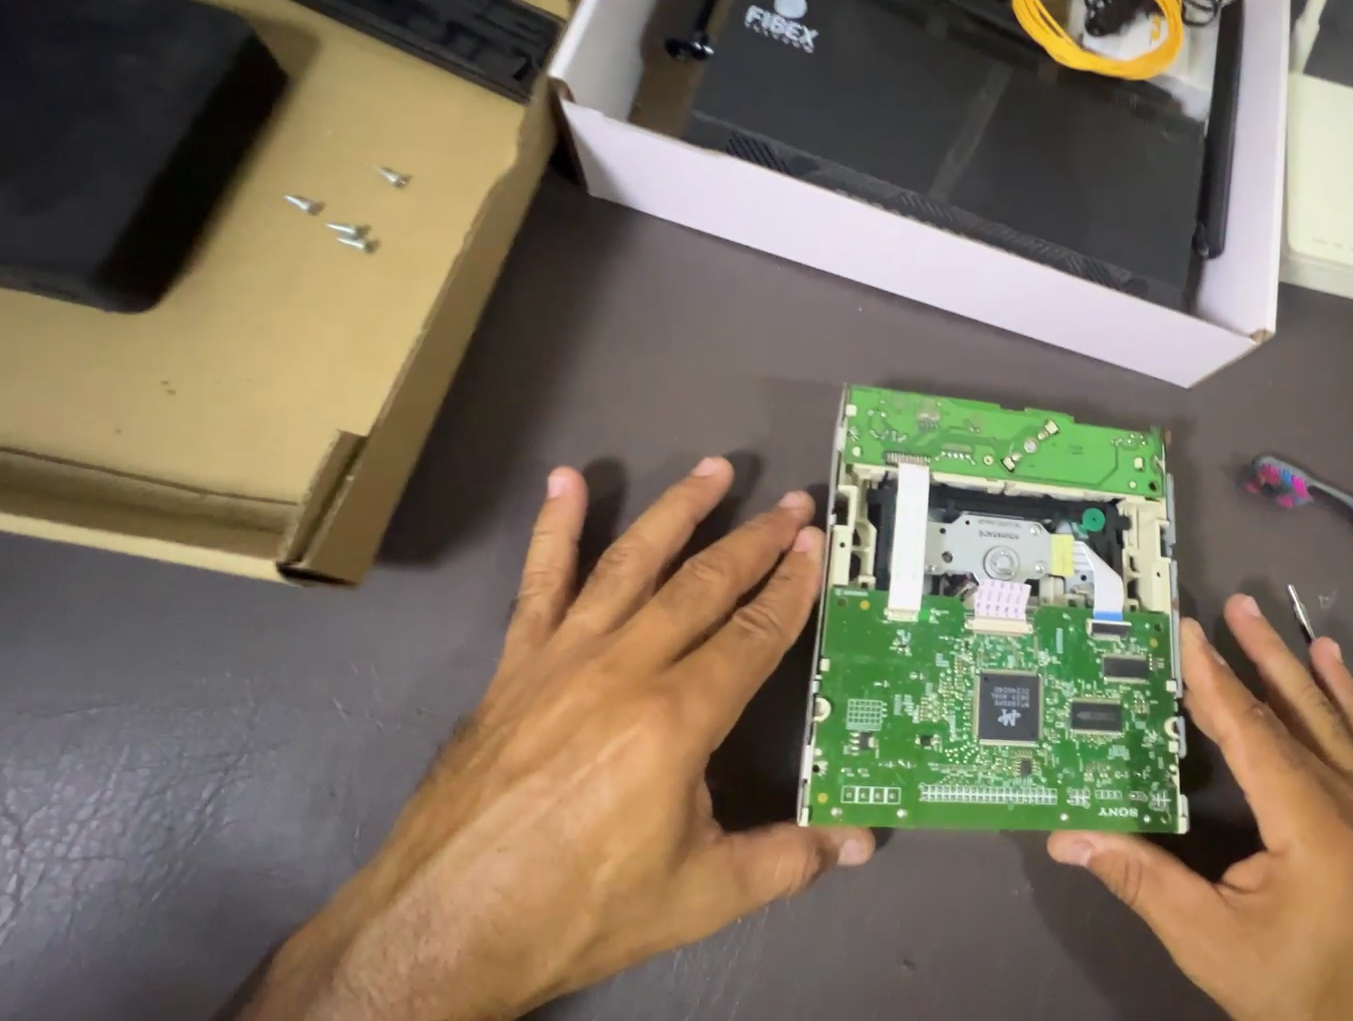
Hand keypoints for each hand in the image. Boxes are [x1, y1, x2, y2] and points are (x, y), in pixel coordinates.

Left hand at [245, 460, 873, 1019]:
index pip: (752, 633)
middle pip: (704, 585)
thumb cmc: (580, 910)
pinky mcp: (516, 664)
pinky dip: (554, 528)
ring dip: (678, 511)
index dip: (791, 587)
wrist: (440, 931)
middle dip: (756, 540)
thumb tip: (864, 846)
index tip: (815, 545)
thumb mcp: (702, 895)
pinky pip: (540, 582)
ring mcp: (564, 658)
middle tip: (791, 502)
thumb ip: (788, 859)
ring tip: (714, 469)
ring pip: (633, 564)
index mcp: (677, 719)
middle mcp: (624, 669)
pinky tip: (566, 481)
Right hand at [1048, 595, 1352, 1020]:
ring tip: (1273, 621)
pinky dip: (1347, 699)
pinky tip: (1335, 671)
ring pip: (1331, 718)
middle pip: (1294, 709)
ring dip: (1298, 665)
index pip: (1249, 730)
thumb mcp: (1213, 944)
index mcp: (1309, 821)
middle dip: (1259, 653)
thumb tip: (1070, 837)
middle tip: (1234, 603)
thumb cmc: (1304, 995)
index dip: (1213, 677)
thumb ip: (1143, 881)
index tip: (1188, 630)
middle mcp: (1349, 800)